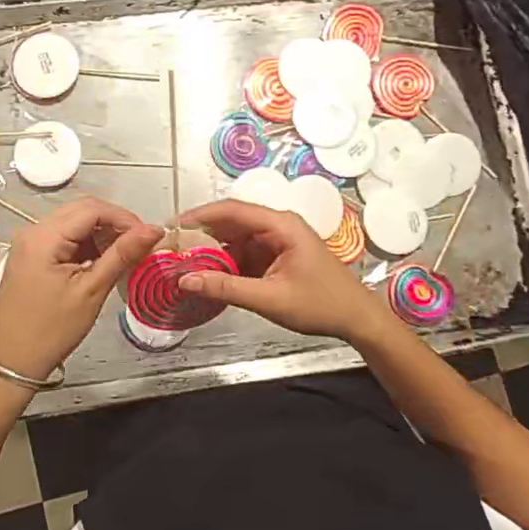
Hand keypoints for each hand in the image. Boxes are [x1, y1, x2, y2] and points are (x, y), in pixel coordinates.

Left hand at [0, 197, 164, 379]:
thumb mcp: (92, 291)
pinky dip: (87, 247)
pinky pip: (64, 240)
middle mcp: (33, 233)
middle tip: (139, 247)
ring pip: (75, 224)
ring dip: (101, 236)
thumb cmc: (50, 331)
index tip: (147, 237)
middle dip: (114, 225)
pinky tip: (102, 265)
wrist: (14, 360)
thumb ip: (122, 255)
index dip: (124, 218)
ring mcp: (30, 244)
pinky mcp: (32, 257)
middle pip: (82, 211)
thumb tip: (152, 231)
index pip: (92, 209)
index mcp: (44, 237)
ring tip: (123, 259)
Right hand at [174, 199, 398, 344]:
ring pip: (235, 238)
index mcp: (282, 226)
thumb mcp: (270, 299)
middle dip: (202, 234)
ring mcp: (278, 241)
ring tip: (185, 263)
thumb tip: (186, 280)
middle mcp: (278, 227)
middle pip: (231, 222)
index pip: (232, 210)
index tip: (173, 226)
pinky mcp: (276, 256)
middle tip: (173, 247)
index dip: (200, 216)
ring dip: (212, 251)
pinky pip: (244, 253)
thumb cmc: (321, 305)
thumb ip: (226, 288)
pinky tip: (208, 276)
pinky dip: (226, 263)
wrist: (356, 319)